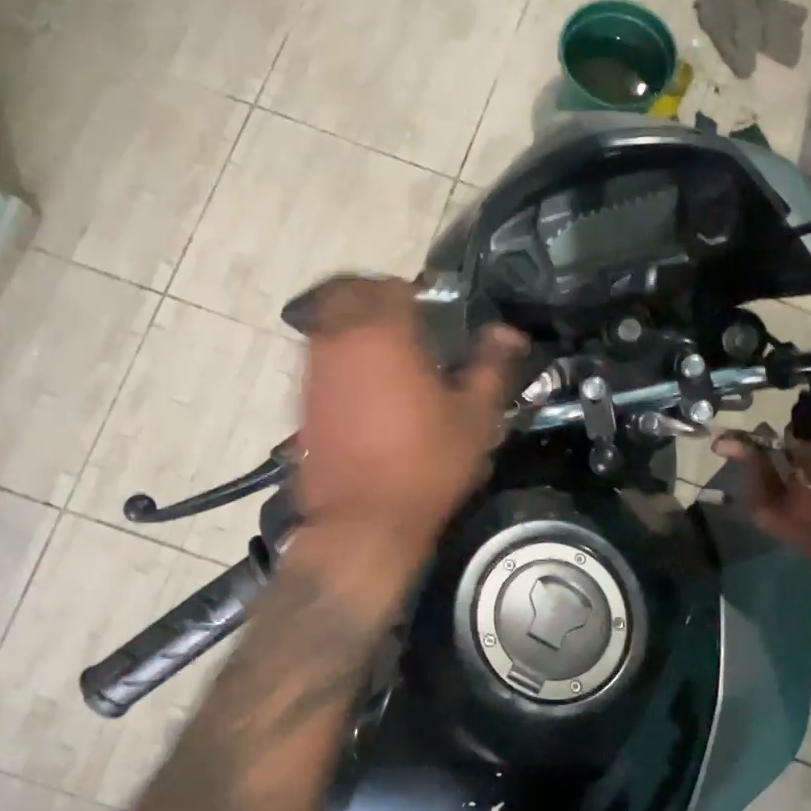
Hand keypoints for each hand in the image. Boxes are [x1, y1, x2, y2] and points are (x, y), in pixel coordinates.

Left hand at [291, 276, 526, 555]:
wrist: (362, 525)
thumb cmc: (425, 468)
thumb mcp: (474, 418)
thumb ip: (491, 366)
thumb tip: (508, 332)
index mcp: (383, 333)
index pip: (394, 286)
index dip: (417, 292)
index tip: (436, 311)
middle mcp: (338, 340)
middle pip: (348, 293)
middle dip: (376, 298)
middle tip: (406, 320)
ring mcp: (313, 370)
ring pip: (327, 323)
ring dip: (354, 325)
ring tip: (387, 352)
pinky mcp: (301, 400)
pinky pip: (320, 359)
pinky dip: (340, 359)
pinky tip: (367, 389)